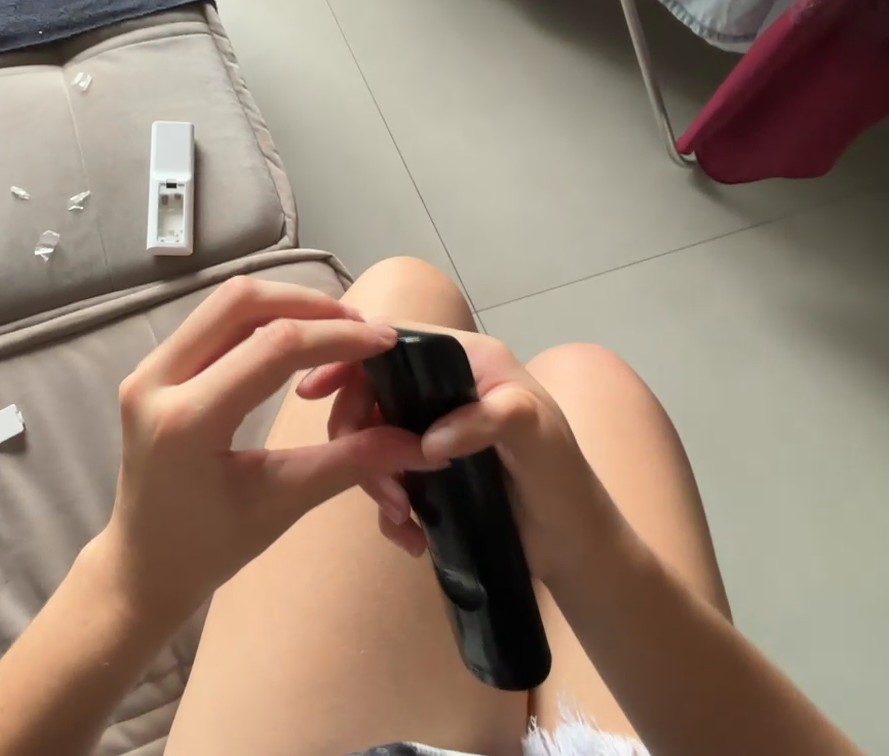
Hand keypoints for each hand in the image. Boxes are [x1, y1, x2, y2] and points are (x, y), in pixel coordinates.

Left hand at [99, 277, 445, 623]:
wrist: (142, 564)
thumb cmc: (209, 546)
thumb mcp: (282, 503)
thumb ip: (348, 462)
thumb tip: (418, 441)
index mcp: (185, 421)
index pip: (272, 348)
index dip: (335, 336)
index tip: (383, 338)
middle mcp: (155, 380)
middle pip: (239, 302)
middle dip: (306, 302)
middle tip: (357, 324)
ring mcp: (147, 370)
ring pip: (222, 304)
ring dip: (283, 304)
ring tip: (334, 326)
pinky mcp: (152, 369)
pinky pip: (210, 323)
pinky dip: (258, 319)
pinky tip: (294, 336)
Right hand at [296, 327, 607, 579]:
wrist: (573, 549)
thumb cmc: (563, 483)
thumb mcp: (538, 439)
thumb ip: (491, 420)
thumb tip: (430, 440)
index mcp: (467, 359)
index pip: (394, 339)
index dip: (349, 355)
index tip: (314, 390)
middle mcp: (443, 385)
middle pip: (370, 389)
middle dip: (358, 436)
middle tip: (374, 482)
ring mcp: (431, 425)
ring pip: (371, 435)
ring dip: (372, 477)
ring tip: (400, 517)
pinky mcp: (424, 465)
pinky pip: (384, 473)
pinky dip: (385, 504)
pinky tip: (406, 533)